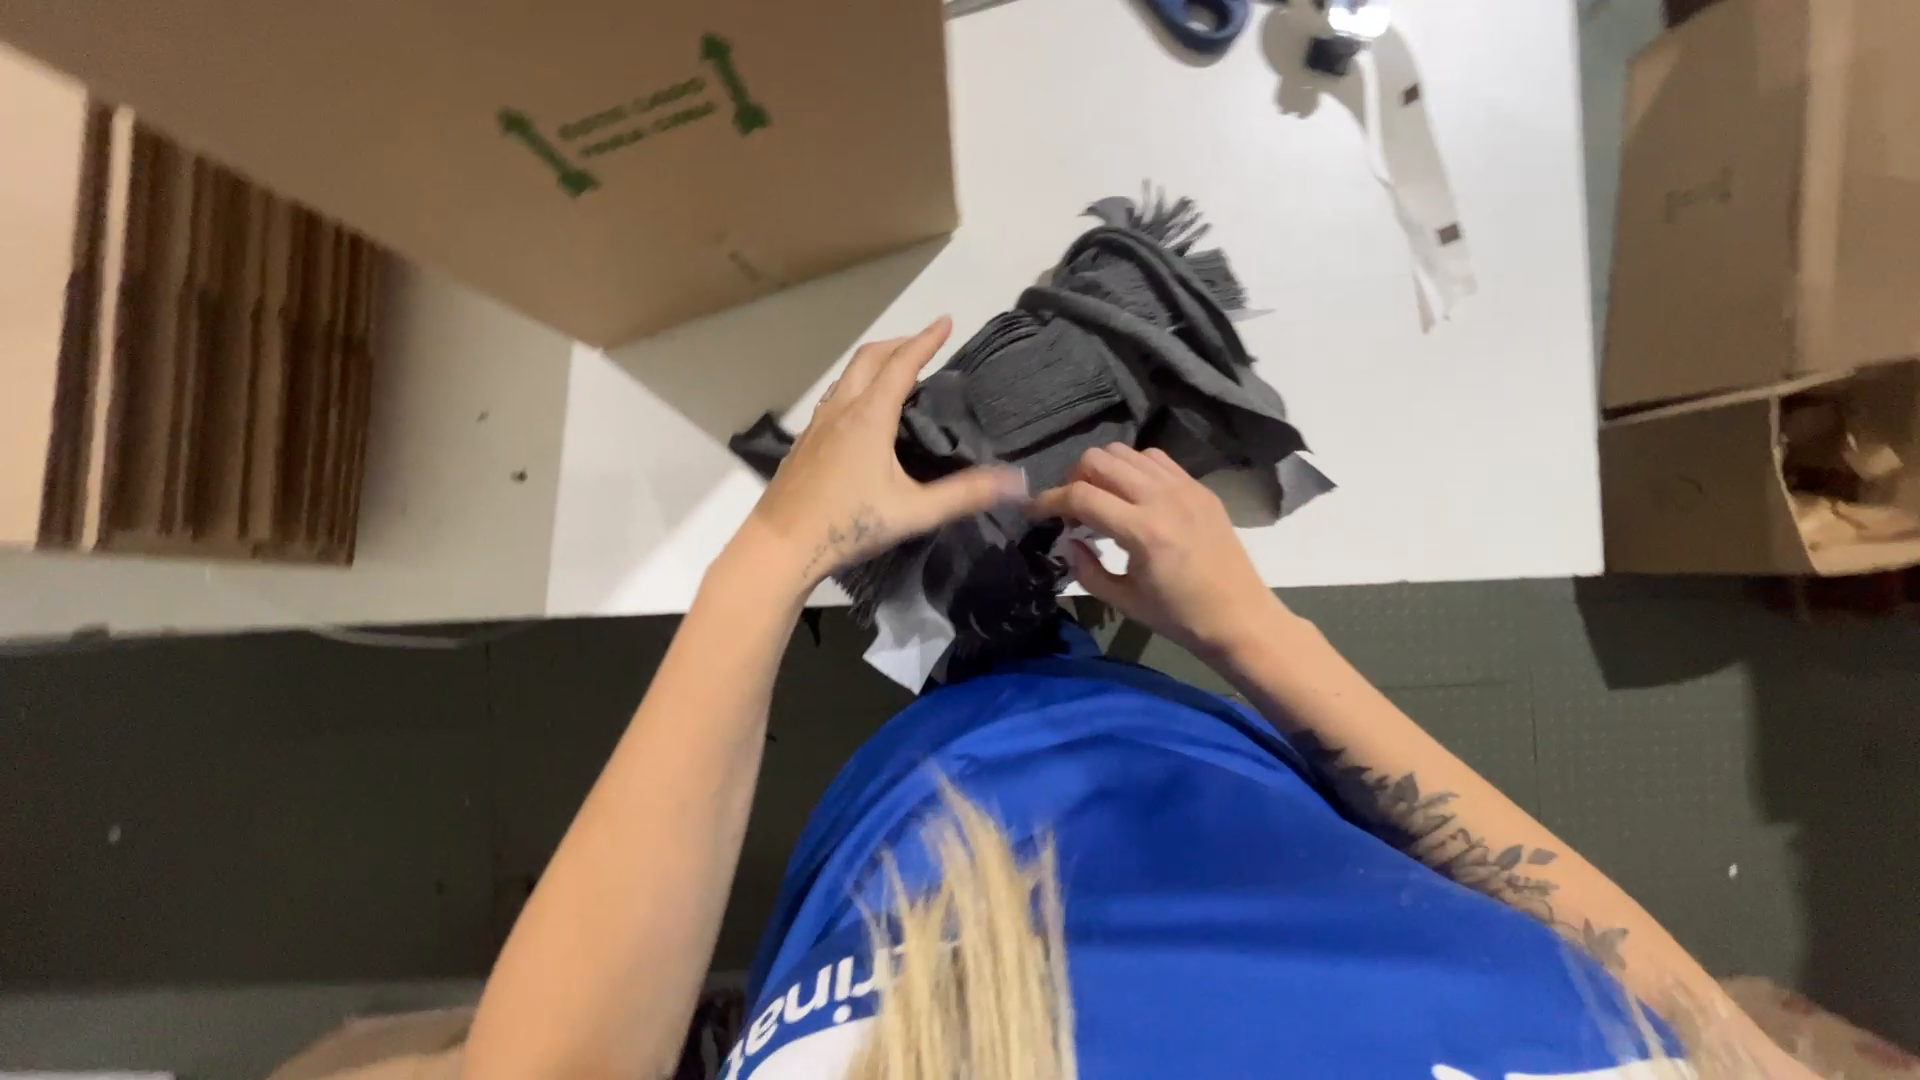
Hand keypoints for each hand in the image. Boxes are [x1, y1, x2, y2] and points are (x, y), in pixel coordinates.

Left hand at [737, 317, 1027, 590]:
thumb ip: (965, 495)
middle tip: (924, 345)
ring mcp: (817, 425)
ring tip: (897, 374)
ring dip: (874, 363)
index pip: (902, 364)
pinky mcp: (805, 443)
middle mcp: (841, 410)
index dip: (926, 340)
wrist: (781, 545)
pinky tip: (862, 415)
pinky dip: (857, 387)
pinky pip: (835, 398)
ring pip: (847, 377)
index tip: (946, 322)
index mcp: (869, 417)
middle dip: (899, 344)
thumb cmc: (848, 525)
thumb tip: (1016, 482)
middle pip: (869, 358)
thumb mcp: (914, 513)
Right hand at [1031, 444, 1292, 659]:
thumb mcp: (1122, 600)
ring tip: (1100, 499)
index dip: (1048, 501)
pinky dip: (1132, 469)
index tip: (1035, 512)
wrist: (1240, 618)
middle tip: (1070, 508)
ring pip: (1125, 452)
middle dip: (1072, 479)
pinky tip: (1131, 496)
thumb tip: (1067, 540)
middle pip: (1098, 459)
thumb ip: (1085, 569)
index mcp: (1143, 532)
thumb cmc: (1178, 617)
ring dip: (1102, 471)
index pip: (1080, 496)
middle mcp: (1163, 498)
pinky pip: (1155, 459)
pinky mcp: (1199, 487)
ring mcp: (1185, 487)